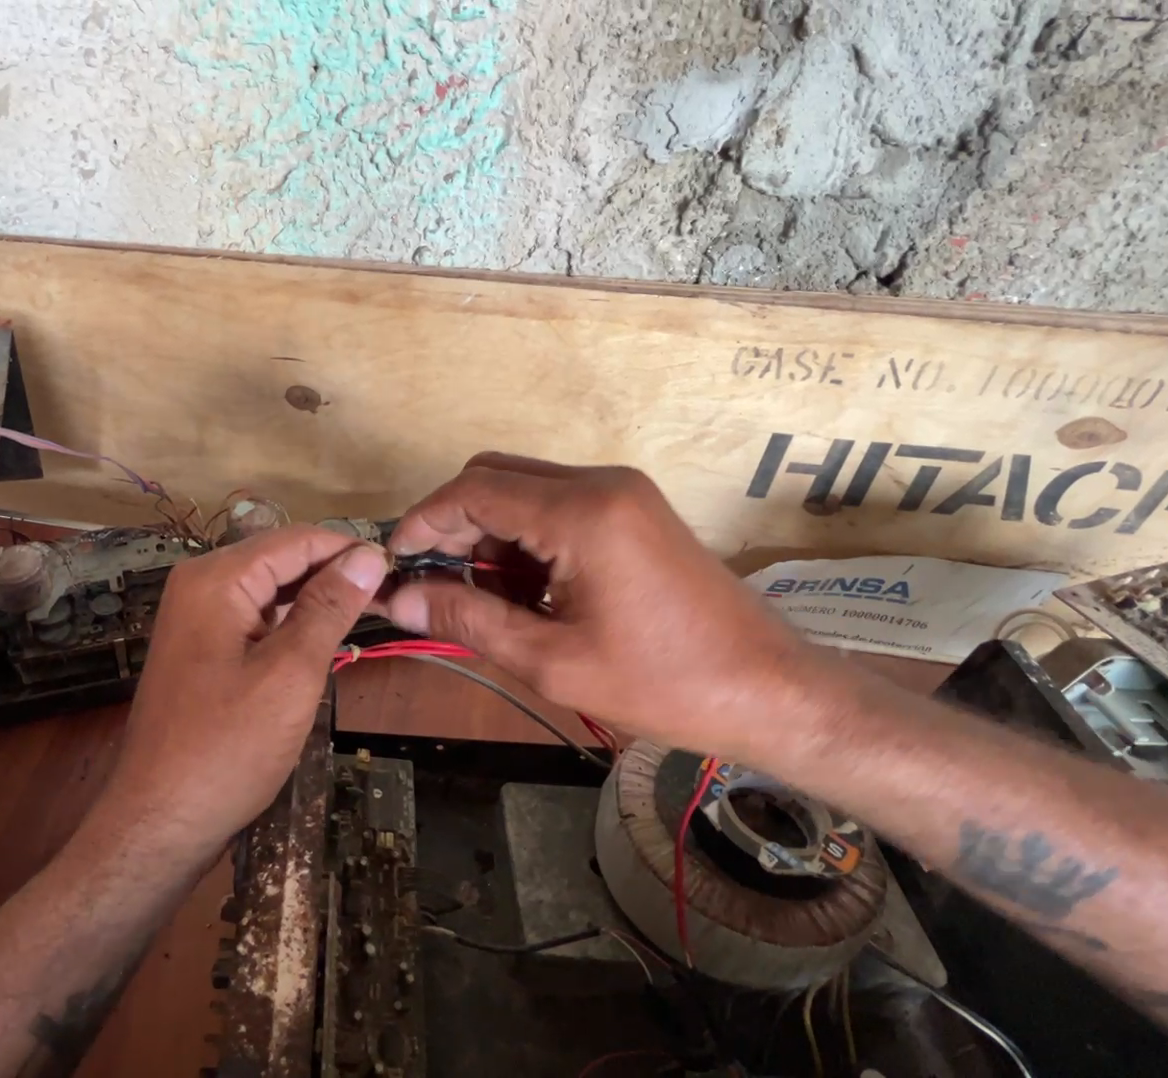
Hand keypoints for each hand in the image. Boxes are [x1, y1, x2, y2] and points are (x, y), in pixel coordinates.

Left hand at [91, 526, 388, 857]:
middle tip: (391, 598)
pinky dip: (290, 624)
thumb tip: (367, 556)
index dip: (349, 549)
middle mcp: (200, 584)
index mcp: (216, 579)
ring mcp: (197, 617)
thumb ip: (327, 607)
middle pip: (281, 558)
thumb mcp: (290, 674)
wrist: (160, 820)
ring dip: (315, 599)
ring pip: (270, 588)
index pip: (296, 539)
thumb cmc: (228, 748)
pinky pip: (255, 617)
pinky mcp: (202, 647)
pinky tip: (323, 639)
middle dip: (333, 572)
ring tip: (368, 616)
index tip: (399, 570)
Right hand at [385, 452, 838, 764]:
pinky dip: (525, 539)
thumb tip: (399, 601)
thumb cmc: (664, 684)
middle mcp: (600, 482)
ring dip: (490, 535)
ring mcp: (622, 491)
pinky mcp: (633, 510)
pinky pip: (556, 505)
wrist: (771, 690)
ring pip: (522, 489)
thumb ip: (468, 621)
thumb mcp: (551, 661)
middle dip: (454, 526)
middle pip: (494, 477)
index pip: (473, 489)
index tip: (396, 565)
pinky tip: (529, 593)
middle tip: (437, 586)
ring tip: (488, 602)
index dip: (423, 522)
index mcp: (582, 511)